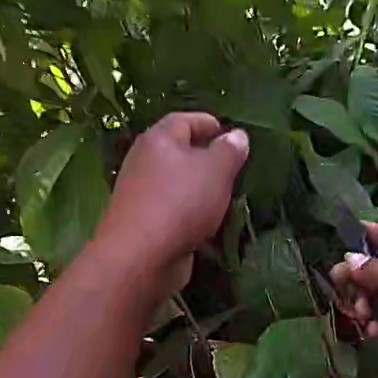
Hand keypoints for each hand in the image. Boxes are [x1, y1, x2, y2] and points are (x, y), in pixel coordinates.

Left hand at [91, 112, 248, 289]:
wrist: (140, 257)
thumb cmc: (181, 203)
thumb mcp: (216, 170)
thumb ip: (230, 150)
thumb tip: (237, 135)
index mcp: (159, 139)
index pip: (186, 120)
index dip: (211, 124)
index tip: (234, 137)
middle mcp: (146, 162)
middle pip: (182, 153)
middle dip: (210, 160)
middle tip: (237, 169)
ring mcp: (143, 194)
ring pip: (180, 184)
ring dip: (204, 190)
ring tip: (232, 198)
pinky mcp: (146, 223)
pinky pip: (177, 211)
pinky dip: (195, 215)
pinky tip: (214, 226)